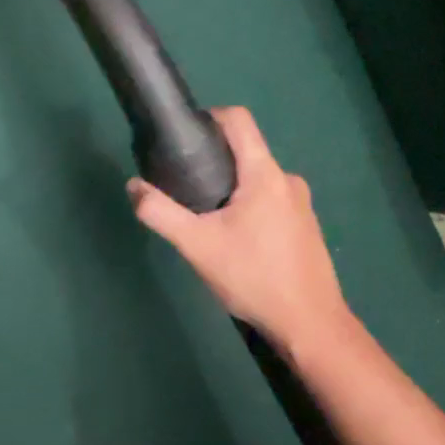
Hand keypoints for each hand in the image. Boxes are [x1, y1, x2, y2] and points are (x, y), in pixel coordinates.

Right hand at [126, 106, 352, 349]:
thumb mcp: (197, 246)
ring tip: (203, 215)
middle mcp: (287, 180)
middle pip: (244, 150)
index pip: (239, 120)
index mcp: (264, 175)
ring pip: (255, 178)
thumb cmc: (255, 278)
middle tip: (182, 184)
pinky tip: (232, 238)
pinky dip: (247, 206)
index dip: (208, 117)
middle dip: (212, 160)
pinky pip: (269, 199)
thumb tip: (133, 186)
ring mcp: (301, 204)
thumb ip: (160, 213)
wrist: (311, 327)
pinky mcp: (305, 226)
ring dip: (229, 187)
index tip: (182, 137)